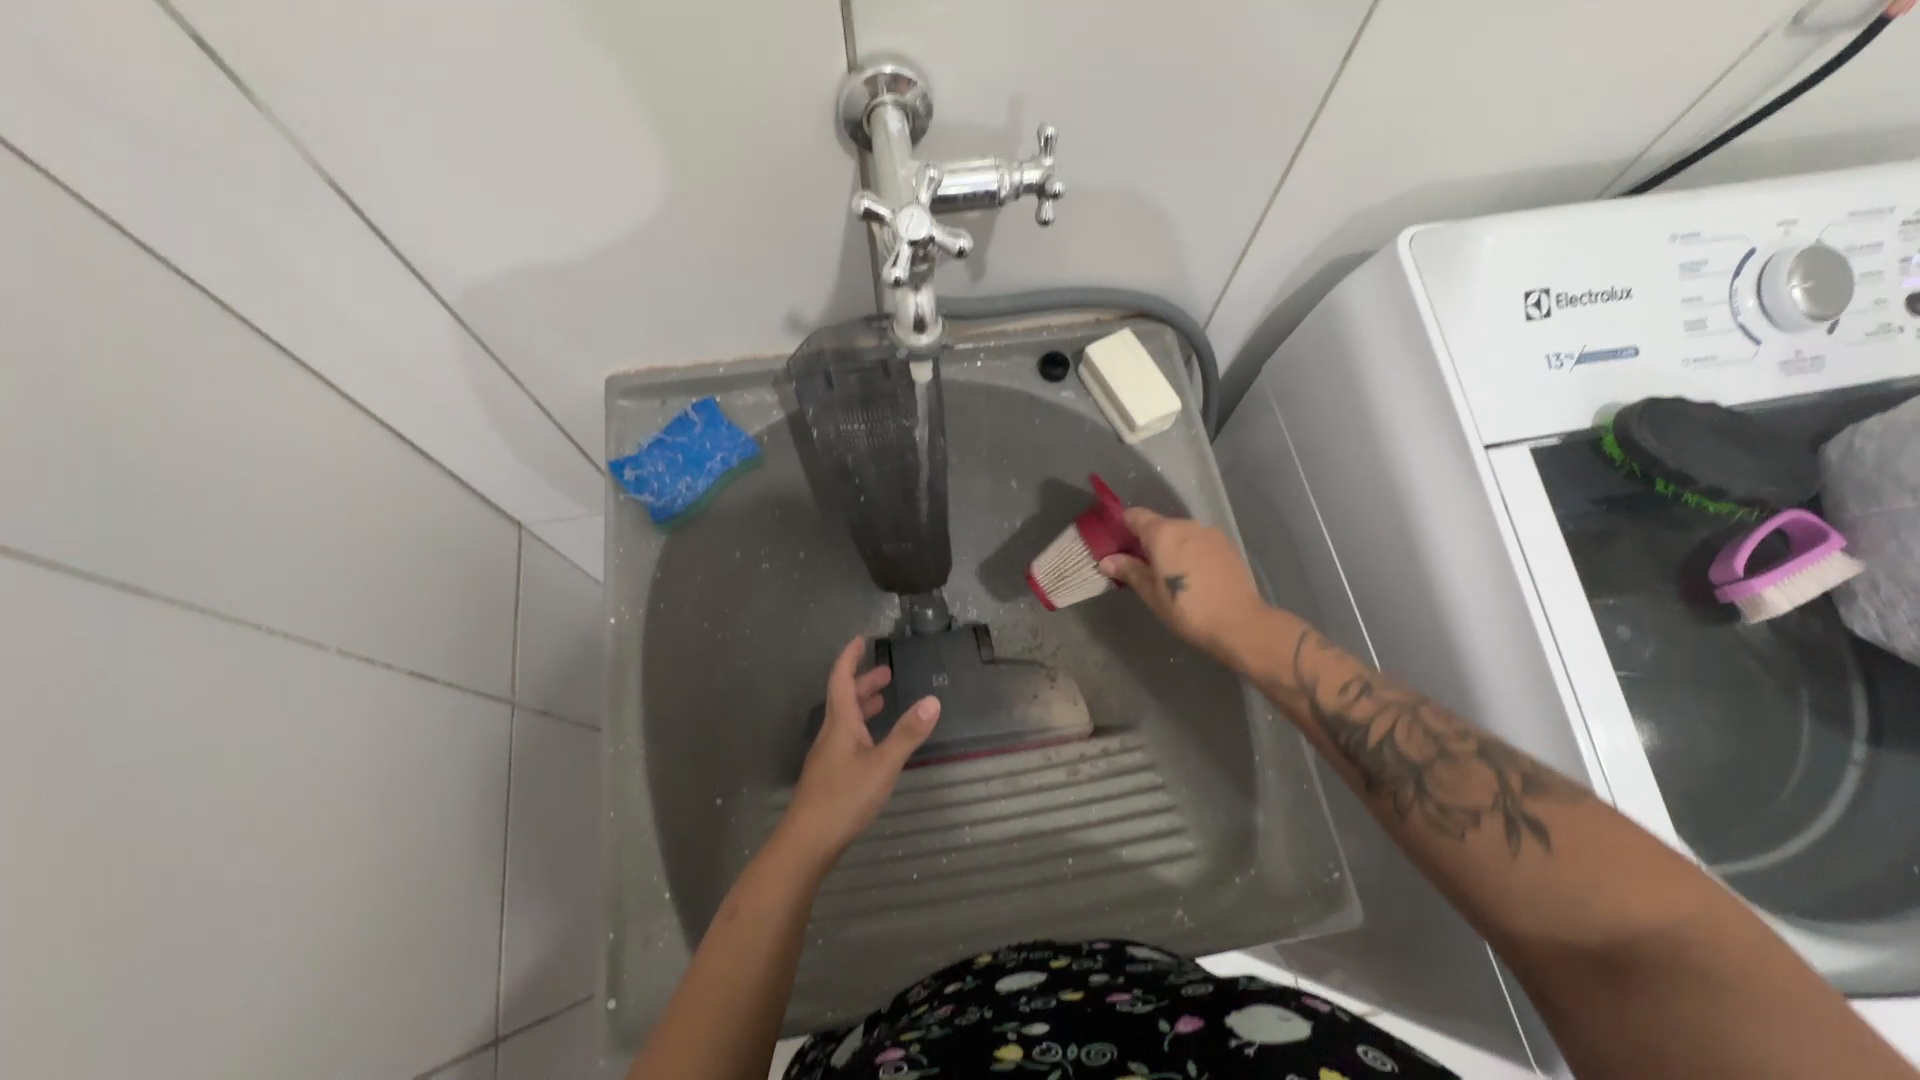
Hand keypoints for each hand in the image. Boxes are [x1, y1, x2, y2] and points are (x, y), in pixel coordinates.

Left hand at [778, 637, 940, 866]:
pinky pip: (846, 739)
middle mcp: (830, 735)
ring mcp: (827, 756)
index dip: (849, 658)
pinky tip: (873, 743)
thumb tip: (932, 700)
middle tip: (885, 672)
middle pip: (843, 699)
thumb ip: (907, 734)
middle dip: (862, 682)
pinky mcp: (829, 776)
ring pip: (844, 720)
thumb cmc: (844, 798)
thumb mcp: (883, 765)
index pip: (841, 680)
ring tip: (882, 700)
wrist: (807, 842)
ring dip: (862, 705)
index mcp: (840, 724)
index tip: (861, 640)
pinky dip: (861, 728)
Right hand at [1099, 508, 1271, 668]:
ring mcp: (1210, 534)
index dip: (1121, 527)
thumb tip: (1107, 560)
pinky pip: (1199, 543)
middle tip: (1140, 568)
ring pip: (1181, 534)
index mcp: (1164, 533)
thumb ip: (1129, 571)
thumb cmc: (1187, 609)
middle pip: (1159, 525)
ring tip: (1168, 576)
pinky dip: (1190, 553)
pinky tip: (1192, 577)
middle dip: (1146, 542)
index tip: (1115, 546)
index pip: (1134, 515)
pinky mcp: (1227, 546)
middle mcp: (1187, 525)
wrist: (1240, 623)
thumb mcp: (1151, 593)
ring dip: (1170, 548)